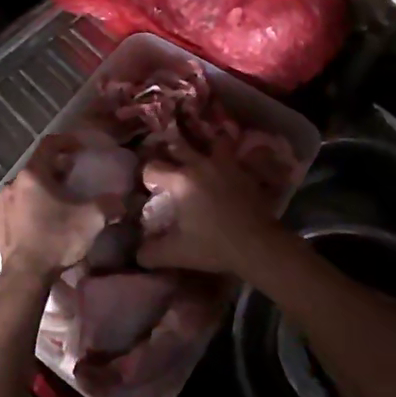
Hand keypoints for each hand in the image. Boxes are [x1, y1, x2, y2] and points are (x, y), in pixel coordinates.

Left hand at [0, 134, 108, 283]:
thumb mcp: (92, 219)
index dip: (66, 141)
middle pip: (36, 167)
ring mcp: (0, 205)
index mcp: (33, 175)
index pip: (49, 144)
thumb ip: (110, 205)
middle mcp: (12, 184)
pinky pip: (14, 208)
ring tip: (56, 203)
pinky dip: (26, 208)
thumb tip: (121, 204)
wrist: (25, 276)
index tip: (80, 148)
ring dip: (40, 190)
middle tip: (73, 179)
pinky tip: (38, 221)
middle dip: (55, 170)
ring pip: (24, 188)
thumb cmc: (57, 239)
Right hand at [138, 140, 287, 276]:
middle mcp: (201, 165)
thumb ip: (151, 253)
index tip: (150, 187)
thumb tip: (138, 253)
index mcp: (180, 181)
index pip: (153, 168)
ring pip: (214, 142)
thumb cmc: (213, 246)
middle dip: (171, 153)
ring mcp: (226, 165)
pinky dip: (232, 158)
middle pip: (179, 146)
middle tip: (171, 165)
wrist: (257, 244)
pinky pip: (237, 157)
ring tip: (204, 156)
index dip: (147, 176)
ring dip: (206, 146)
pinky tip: (231, 169)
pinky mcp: (245, 172)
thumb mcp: (176, 254)